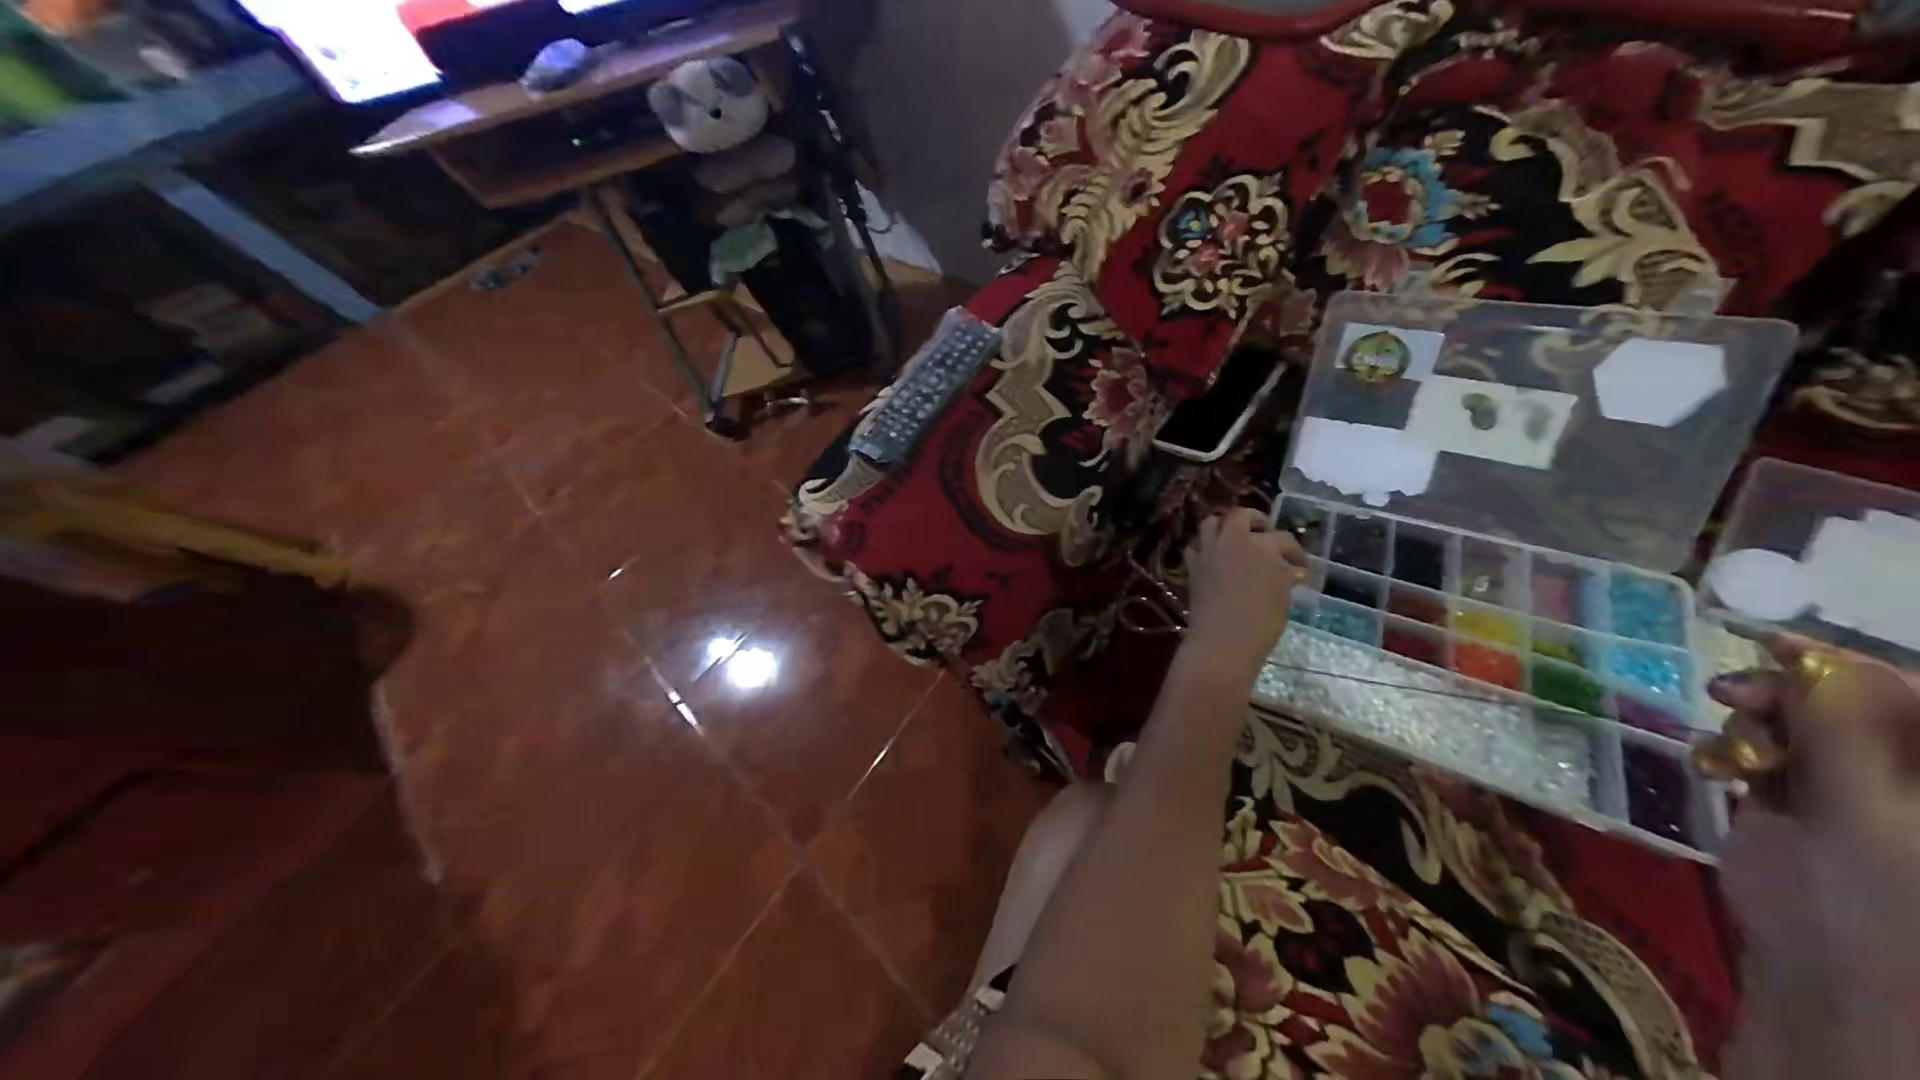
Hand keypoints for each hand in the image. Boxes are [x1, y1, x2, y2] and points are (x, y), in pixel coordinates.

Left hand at [1181, 508, 1308, 675]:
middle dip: (1255, 520)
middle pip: (1241, 516)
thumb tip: (1294, 572)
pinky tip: (1215, 557)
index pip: (1283, 539)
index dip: (1295, 551)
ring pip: (1212, 522)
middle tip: (1265, 532)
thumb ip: (1286, 578)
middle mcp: (1232, 540)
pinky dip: (1205, 546)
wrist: (1221, 640)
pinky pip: (1195, 545)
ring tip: (1237, 538)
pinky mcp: (1192, 565)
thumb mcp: (1282, 598)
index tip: (1301, 565)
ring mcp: (1208, 551)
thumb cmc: (1261, 620)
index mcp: (1261, 545)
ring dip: (1225, 526)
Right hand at [1713, 639, 1919, 1076]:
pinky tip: (1725, 765)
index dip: (1852, 667)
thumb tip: (1810, 655)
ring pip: (1808, 730)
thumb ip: (1842, 732)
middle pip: (1858, 708)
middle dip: (1791, 694)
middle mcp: (1911, 782)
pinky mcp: (1810, 810)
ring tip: (1726, 742)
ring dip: (1760, 724)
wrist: (1830, 991)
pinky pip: (1777, 758)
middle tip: (1726, 692)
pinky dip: (1745, 752)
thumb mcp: (1857, 816)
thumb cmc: (1867, 912)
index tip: (1770, 645)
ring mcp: (1864, 798)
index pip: (1919, 700)